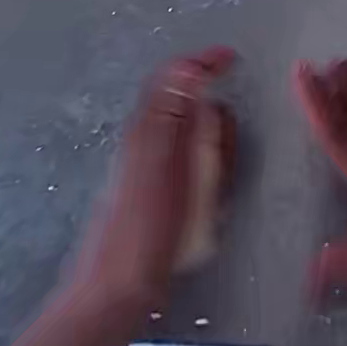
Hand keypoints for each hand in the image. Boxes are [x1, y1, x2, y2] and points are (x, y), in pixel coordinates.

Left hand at [0, 46, 235, 345]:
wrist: (114, 287)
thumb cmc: (149, 227)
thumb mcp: (170, 166)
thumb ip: (179, 115)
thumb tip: (190, 67)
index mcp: (150, 126)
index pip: (176, 74)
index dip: (204, 61)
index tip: (233, 58)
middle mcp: (145, 133)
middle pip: (182, 96)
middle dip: (212, 108)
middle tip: (228, 142)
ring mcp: (146, 156)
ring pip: (185, 123)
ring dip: (209, 137)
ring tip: (219, 173)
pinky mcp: (150, 178)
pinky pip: (183, 149)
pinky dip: (202, 157)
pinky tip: (206, 186)